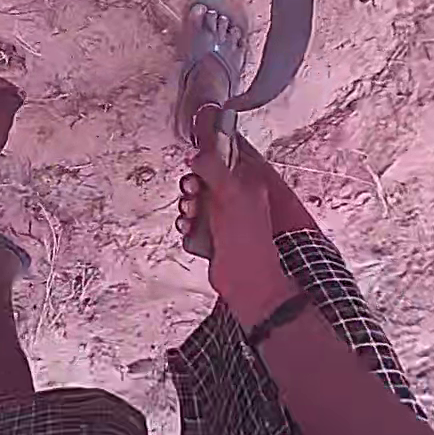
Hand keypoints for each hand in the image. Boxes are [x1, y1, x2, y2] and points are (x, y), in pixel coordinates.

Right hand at [184, 146, 298, 326]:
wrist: (245, 280)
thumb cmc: (246, 238)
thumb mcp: (230, 192)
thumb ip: (213, 168)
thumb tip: (197, 154)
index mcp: (246, 186)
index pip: (223, 162)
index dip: (206, 161)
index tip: (194, 163)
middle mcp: (235, 201)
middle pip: (203, 183)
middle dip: (192, 187)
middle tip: (191, 193)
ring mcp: (222, 221)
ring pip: (194, 204)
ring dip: (187, 208)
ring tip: (191, 216)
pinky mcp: (211, 238)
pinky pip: (190, 225)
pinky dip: (186, 227)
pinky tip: (190, 230)